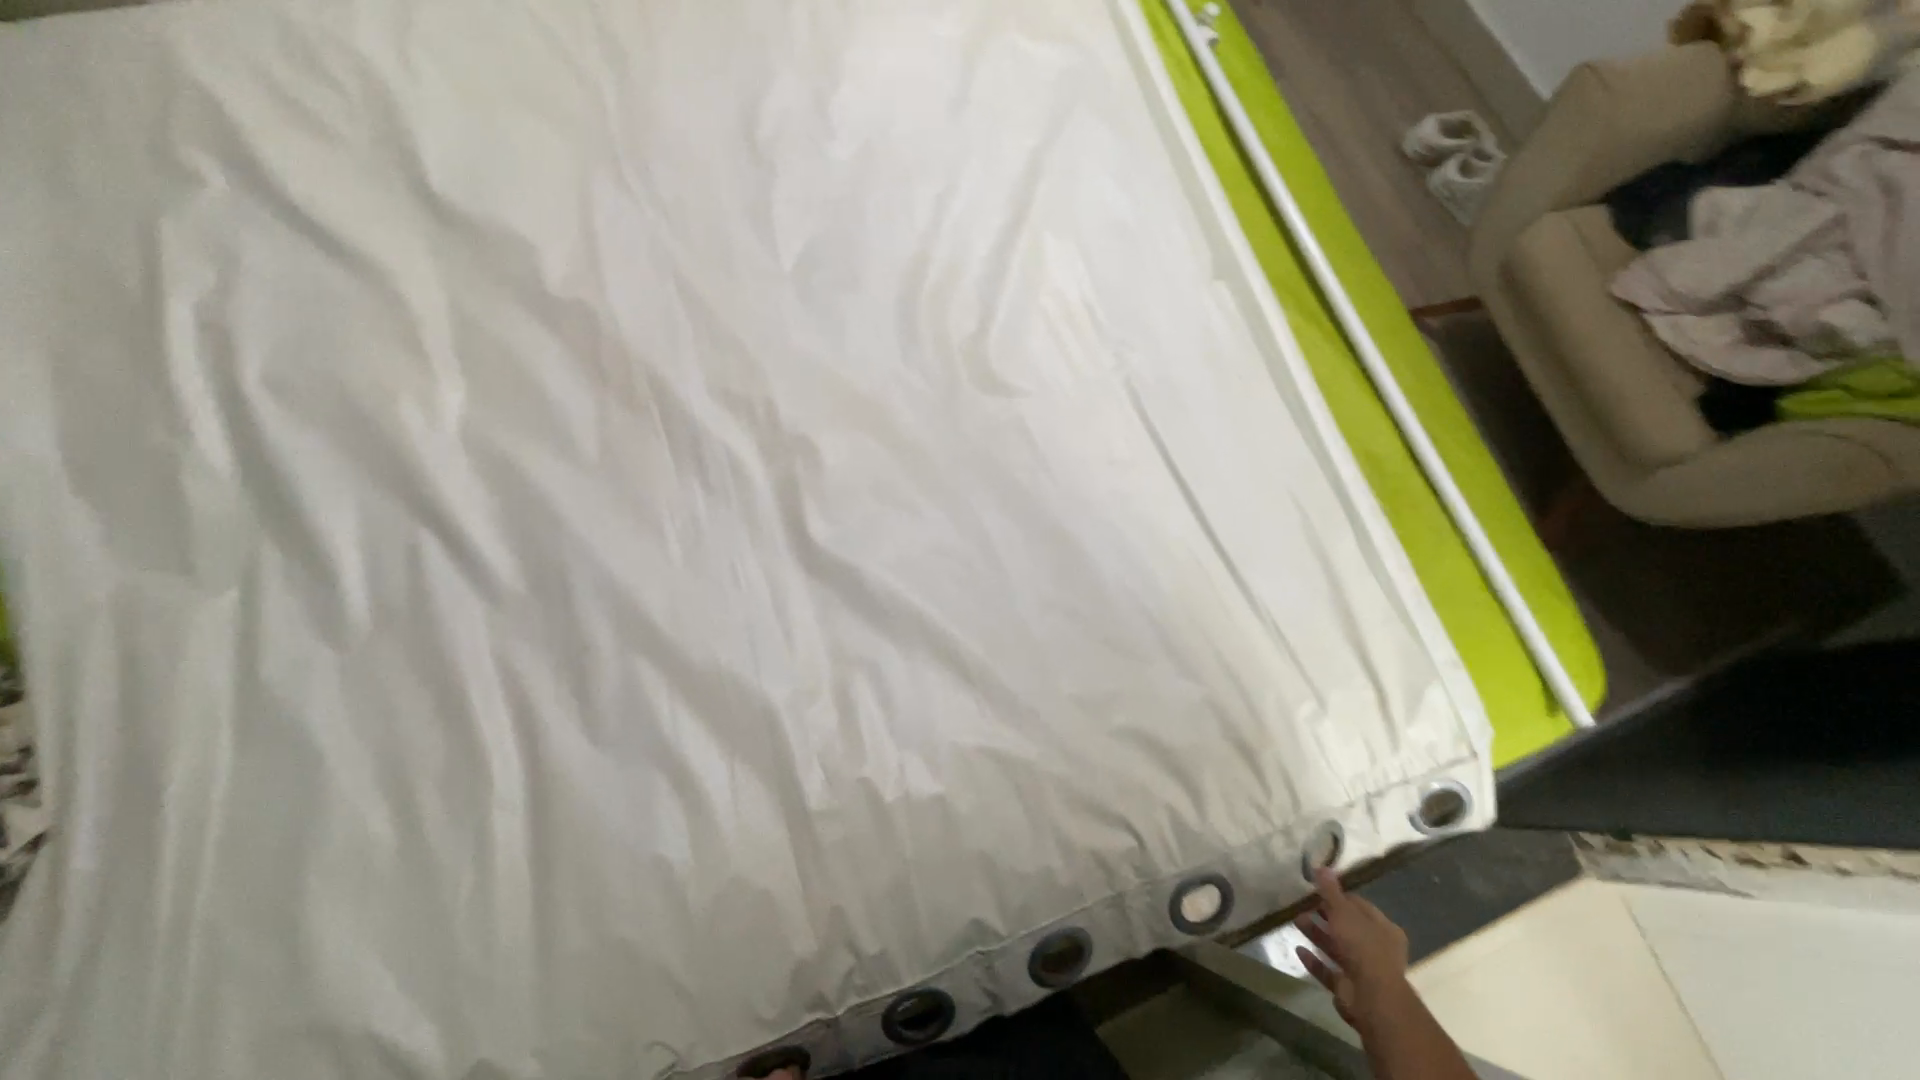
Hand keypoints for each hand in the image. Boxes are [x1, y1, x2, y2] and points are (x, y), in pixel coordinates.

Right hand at [1294, 867, 1412, 1034]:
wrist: (1371, 996)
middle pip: (1347, 927)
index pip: (1360, 906)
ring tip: (1295, 920)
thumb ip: (1331, 892)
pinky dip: (1314, 961)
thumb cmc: (1363, 947)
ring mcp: (1363, 970)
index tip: (1318, 889)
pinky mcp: (1348, 987)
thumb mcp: (1344, 913)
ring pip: (1336, 948)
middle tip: (1304, 904)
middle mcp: (1377, 948)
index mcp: (1384, 929)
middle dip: (1325, 915)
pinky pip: (1328, 970)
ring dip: (1317, 934)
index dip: (1340, 896)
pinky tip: (1298, 949)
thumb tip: (1322, 866)